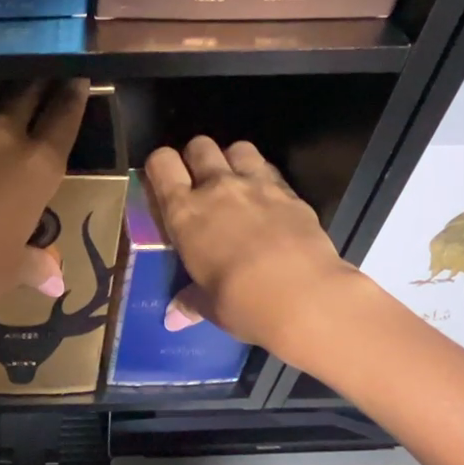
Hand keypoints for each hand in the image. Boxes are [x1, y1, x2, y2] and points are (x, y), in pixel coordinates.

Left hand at [0, 80, 88, 353]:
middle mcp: (6, 135)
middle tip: (46, 68)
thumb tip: (56, 283)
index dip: (75, 94)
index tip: (78, 78)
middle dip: (41, 78)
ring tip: (8, 71)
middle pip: (29, 92)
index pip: (65, 117)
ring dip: (2, 78)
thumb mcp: (12, 269)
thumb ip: (37, 263)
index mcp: (39, 167)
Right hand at [145, 137, 361, 360]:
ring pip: (238, 147)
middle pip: (200, 145)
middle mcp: (217, 188)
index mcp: (185, 212)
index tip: (163, 181)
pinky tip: (268, 202)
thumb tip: (173, 319)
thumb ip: (190, 302)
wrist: (304, 296)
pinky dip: (265, 178)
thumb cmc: (241, 302)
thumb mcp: (209, 305)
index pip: (161, 163)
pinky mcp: (290, 192)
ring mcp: (257, 185)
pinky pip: (271, 170)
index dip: (159, 166)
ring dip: (233, 160)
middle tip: (200, 183)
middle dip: (196, 158)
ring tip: (236, 184)